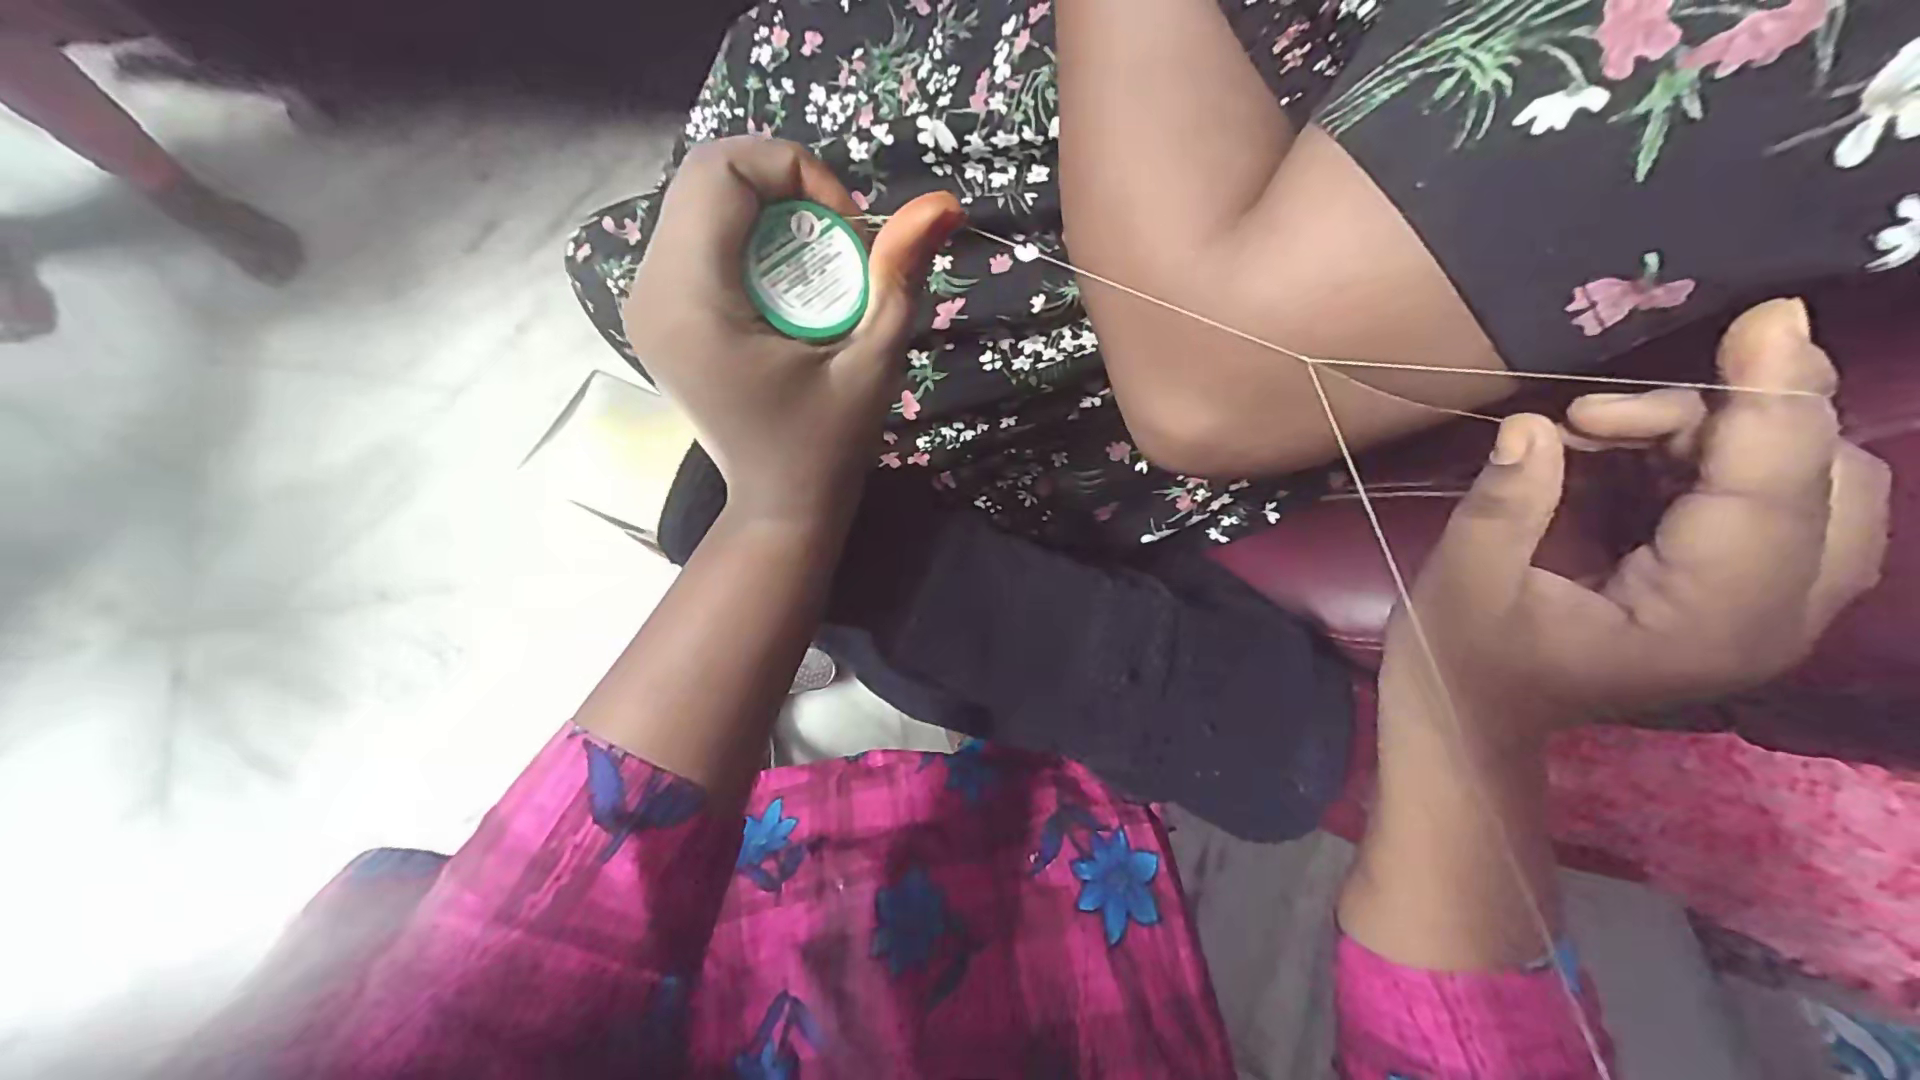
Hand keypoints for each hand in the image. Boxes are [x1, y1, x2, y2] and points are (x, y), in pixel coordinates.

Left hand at [621, 137, 962, 525]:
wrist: (779, 505)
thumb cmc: (828, 447)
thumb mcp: (873, 364)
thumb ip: (900, 277)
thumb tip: (943, 202)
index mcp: (692, 303)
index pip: (722, 171)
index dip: (796, 172)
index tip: (849, 230)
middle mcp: (650, 292)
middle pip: (705, 177)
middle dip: (784, 189)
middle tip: (838, 245)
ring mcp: (645, 303)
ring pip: (699, 201)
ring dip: (768, 213)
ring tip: (816, 266)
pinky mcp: (658, 315)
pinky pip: (697, 237)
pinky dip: (748, 238)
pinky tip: (785, 286)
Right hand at [1380, 299, 1891, 744]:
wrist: (1475, 713)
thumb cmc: (1462, 655)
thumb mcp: (1464, 580)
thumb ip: (1505, 504)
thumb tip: (1532, 426)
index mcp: (1707, 622)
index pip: (1772, 495)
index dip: (1771, 401)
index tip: (1768, 318)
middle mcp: (1772, 618)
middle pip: (1818, 480)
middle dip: (1724, 420)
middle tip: (1592, 417)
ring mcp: (1766, 608)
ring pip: (1801, 483)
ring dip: (1702, 437)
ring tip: (1584, 439)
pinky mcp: (1740, 593)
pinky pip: (1759, 500)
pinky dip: (1693, 461)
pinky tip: (1611, 462)